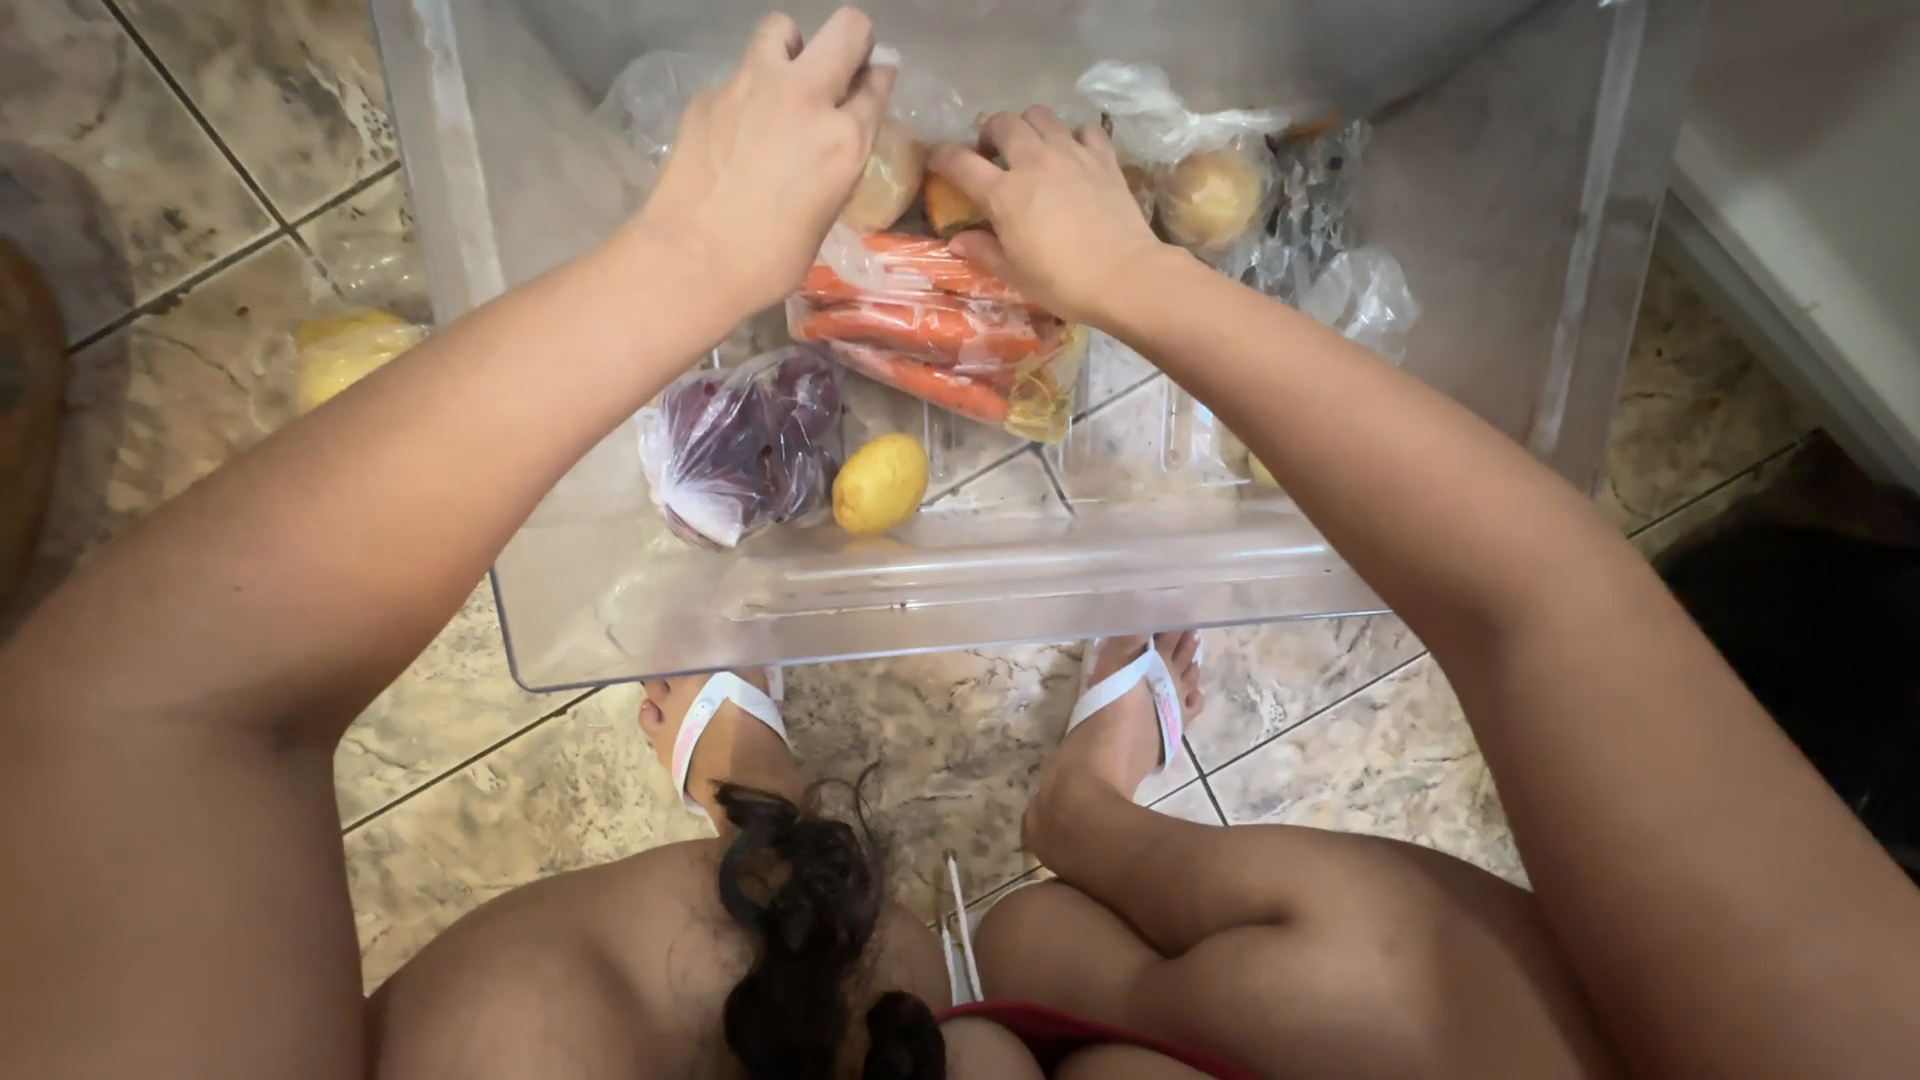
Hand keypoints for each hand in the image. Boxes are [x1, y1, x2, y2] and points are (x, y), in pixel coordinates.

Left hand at [634, 9, 896, 315]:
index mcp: (845, 140)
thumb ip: (835, 166)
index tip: (870, 87)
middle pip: (847, 29)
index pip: (877, 83)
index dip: (876, 81)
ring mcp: (754, 86)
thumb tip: (832, 145)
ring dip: (793, 50)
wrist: (694, 258)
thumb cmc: (771, 261)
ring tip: (783, 87)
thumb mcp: (825, 215)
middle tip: (840, 69)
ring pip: (784, 31)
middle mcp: (806, 98)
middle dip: (852, 43)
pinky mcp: (712, 93)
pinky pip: (740, 75)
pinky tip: (737, 132)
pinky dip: (748, 93)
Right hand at [927, 108, 1176, 325]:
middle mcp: (1034, 162)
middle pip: (1002, 122)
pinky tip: (1072, 156)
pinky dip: (1072, 136)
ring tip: (1030, 150)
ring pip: (1040, 115)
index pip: (960, 162)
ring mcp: (1071, 154)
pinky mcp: (1103, 157)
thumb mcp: (1015, 275)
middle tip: (991, 156)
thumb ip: (983, 251)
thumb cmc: (1063, 283)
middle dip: (989, 134)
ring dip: (1028, 127)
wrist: (1124, 277)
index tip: (935, 160)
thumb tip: (957, 241)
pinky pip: (1082, 129)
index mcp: (1005, 194)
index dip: (941, 156)